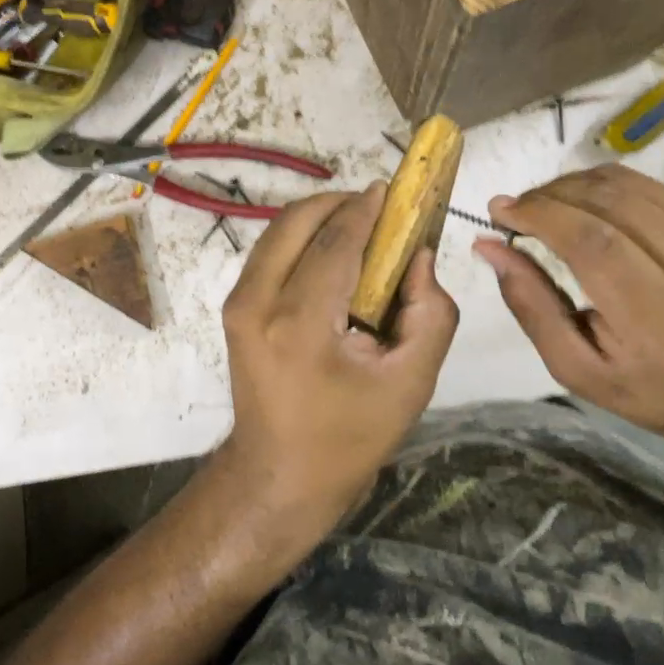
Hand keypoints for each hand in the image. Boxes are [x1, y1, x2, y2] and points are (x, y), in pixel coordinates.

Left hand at [217, 184, 459, 533]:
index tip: (393, 191)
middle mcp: (257, 303)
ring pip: (277, 231)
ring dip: (318, 217)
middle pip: (297, 222)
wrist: (279, 473)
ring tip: (361, 225)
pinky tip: (333, 250)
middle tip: (380, 208)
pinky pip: (269, 252)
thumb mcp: (410, 384)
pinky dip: (300, 237)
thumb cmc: (349, 436)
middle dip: (340, 203)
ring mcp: (237, 303)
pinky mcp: (233, 308)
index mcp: (299, 324)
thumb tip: (419, 254)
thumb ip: (430, 314)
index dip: (367, 210)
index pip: (335, 242)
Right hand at [474, 165, 663, 456]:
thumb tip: (489, 247)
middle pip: (612, 204)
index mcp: (662, 325)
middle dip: (551, 194)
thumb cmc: (655, 392)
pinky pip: (655, 190)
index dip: (541, 215)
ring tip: (546, 204)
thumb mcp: (579, 369)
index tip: (500, 210)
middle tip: (517, 207)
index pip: (594, 243)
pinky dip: (609, 189)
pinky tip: (588, 209)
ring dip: (575, 184)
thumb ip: (532, 307)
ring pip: (633, 187)